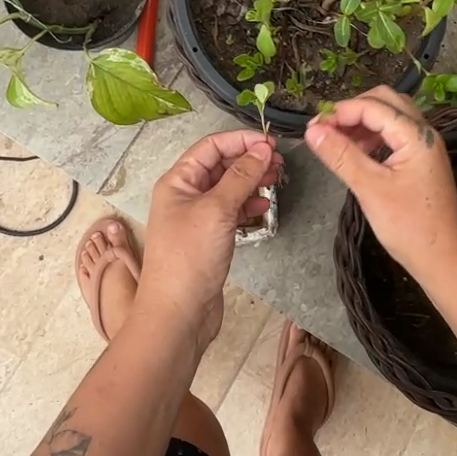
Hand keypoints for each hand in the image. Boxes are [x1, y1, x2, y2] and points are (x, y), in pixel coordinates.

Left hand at [137, 129, 281, 347]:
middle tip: (278, 162)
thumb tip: (262, 149)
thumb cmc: (189, 259)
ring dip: (251, 181)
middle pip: (220, 165)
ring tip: (276, 180)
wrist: (178, 315)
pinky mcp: (208, 238)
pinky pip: (230, 211)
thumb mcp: (217, 210)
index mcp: (178, 181)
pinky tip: (263, 207)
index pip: (212, 146)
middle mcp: (185, 195)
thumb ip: (241, 176)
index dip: (241, 140)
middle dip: (249, 159)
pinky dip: (248, 205)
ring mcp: (196, 218)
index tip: (270, 143)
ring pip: (228, 188)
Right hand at [303, 86, 456, 282]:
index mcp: (417, 135)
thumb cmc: (410, 227)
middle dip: (352, 109)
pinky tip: (357, 153)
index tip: (312, 127)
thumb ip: (341, 155)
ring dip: (362, 122)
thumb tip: (312, 130)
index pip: (372, 106)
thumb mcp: (370, 189)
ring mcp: (424, 146)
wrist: (445, 261)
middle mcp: (424, 133)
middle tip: (325, 129)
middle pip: (384, 101)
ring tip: (336, 141)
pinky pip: (394, 134)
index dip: (340, 112)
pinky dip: (372, 136)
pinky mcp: (421, 161)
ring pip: (390, 116)